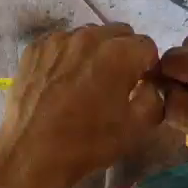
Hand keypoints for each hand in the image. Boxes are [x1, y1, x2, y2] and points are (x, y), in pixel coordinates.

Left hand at [0, 23, 164, 187]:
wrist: (33, 153)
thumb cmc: (88, 143)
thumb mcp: (136, 128)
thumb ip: (154, 98)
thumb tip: (150, 84)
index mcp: (118, 53)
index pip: (147, 45)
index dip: (147, 66)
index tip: (139, 85)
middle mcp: (89, 35)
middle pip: (119, 34)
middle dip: (123, 54)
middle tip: (114, 83)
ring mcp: (59, 38)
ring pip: (89, 35)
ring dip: (95, 52)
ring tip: (84, 82)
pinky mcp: (36, 46)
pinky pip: (62, 42)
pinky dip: (67, 55)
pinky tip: (60, 82)